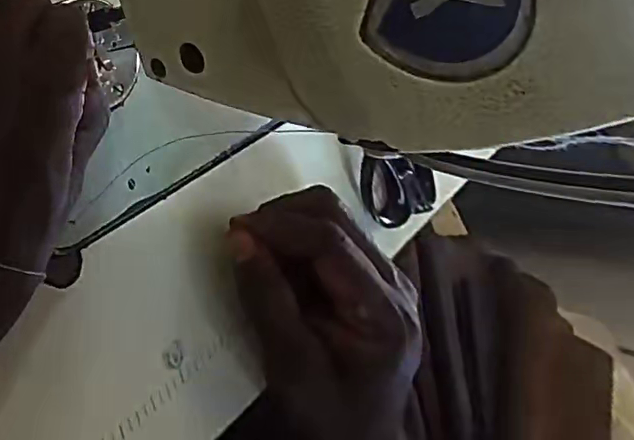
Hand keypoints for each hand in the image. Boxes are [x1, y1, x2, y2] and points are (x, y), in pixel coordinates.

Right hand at [228, 186, 421, 439]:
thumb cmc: (330, 416)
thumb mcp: (290, 367)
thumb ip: (266, 299)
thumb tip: (240, 240)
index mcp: (384, 311)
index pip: (330, 241)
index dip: (279, 226)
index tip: (239, 229)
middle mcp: (393, 285)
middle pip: (333, 216)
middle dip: (282, 217)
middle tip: (245, 236)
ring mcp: (384, 277)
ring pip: (330, 216)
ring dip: (287, 224)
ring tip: (260, 253)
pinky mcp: (368, 275)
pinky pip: (328, 233)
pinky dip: (295, 237)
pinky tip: (278, 264)